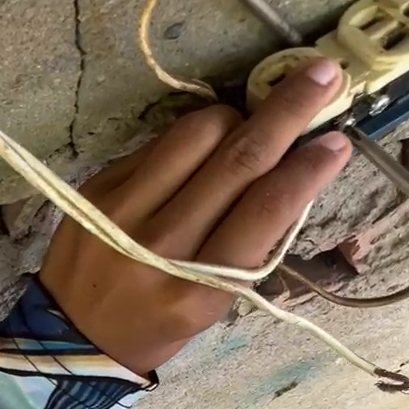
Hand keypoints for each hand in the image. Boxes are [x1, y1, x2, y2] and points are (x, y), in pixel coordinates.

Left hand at [39, 58, 350, 375]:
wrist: (71, 334)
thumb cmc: (155, 324)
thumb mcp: (210, 306)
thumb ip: (247, 245)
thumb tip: (288, 171)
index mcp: (197, 289)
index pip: (264, 210)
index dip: (307, 169)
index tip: (337, 140)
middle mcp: (159, 246)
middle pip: (236, 159)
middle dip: (287, 111)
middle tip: (323, 74)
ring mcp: (121, 212)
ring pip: (195, 134)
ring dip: (235, 117)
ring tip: (249, 123)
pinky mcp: (97, 188)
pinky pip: (157, 143)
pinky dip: (190, 137)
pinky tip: (201, 148)